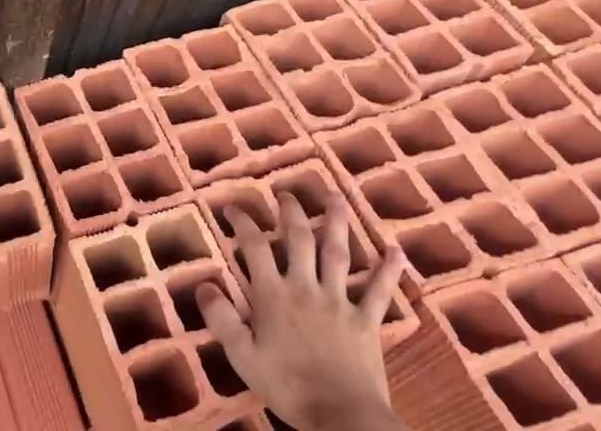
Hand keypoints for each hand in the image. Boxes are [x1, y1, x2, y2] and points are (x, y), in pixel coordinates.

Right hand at [195, 192, 406, 430]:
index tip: (232, 207)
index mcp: (273, 295)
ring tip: (335, 197)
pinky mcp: (366, 320)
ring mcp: (339, 301)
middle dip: (290, 212)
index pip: (254, 248)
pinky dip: (387, 271)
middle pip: (298, 240)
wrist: (343, 416)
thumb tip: (204, 283)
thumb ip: (222, 319)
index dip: (242, 223)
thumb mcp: (243, 356)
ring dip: (335, 223)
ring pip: (336, 253)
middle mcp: (305, 287)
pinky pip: (378, 291)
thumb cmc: (287, 386)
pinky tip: (396, 252)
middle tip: (285, 192)